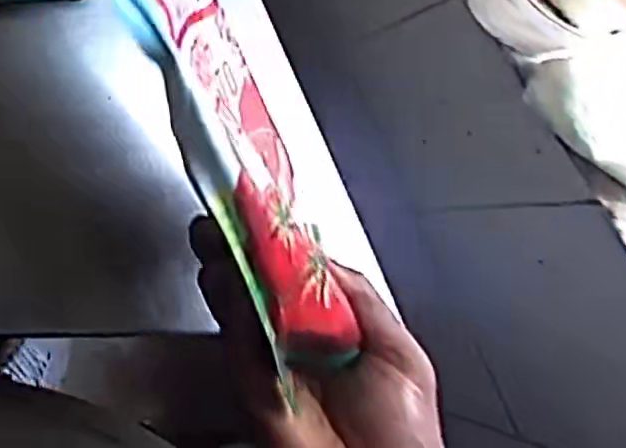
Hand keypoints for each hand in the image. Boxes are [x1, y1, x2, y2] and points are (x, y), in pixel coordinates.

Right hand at [192, 217, 442, 447]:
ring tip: (225, 241)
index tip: (253, 202)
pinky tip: (234, 281)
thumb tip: (312, 250)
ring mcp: (260, 343)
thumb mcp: (401, 355)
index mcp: (318, 316)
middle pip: (244, 265)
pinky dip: (228, 296)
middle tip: (226, 215)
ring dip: (223, 257)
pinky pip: (230, 321)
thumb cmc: (402, 436)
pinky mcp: (241, 367)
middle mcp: (283, 324)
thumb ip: (359, 295)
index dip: (266, 231)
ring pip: (227, 283)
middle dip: (230, 234)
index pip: (283, 262)